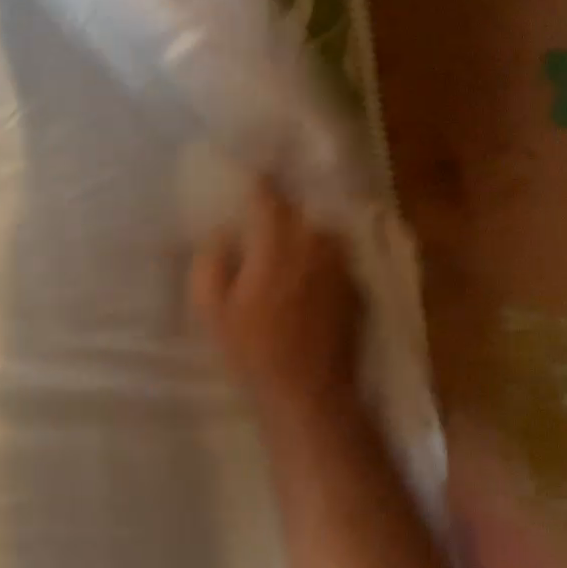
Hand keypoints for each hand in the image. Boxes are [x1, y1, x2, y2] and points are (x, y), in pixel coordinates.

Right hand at [189, 180, 361, 415]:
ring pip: (323, 233)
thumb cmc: (252, 351)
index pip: (269, 197)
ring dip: (303, 231)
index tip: (245, 173)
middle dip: (281, 208)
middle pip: (301, 211)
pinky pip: (336, 258)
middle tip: (259, 212)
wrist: (310, 394)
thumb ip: (210, 262)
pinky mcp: (357, 291)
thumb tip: (219, 234)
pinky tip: (303, 276)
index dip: (257, 182)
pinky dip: (319, 257)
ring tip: (283, 242)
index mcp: (279, 246)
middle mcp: (318, 247)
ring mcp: (343, 269)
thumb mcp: (210, 309)